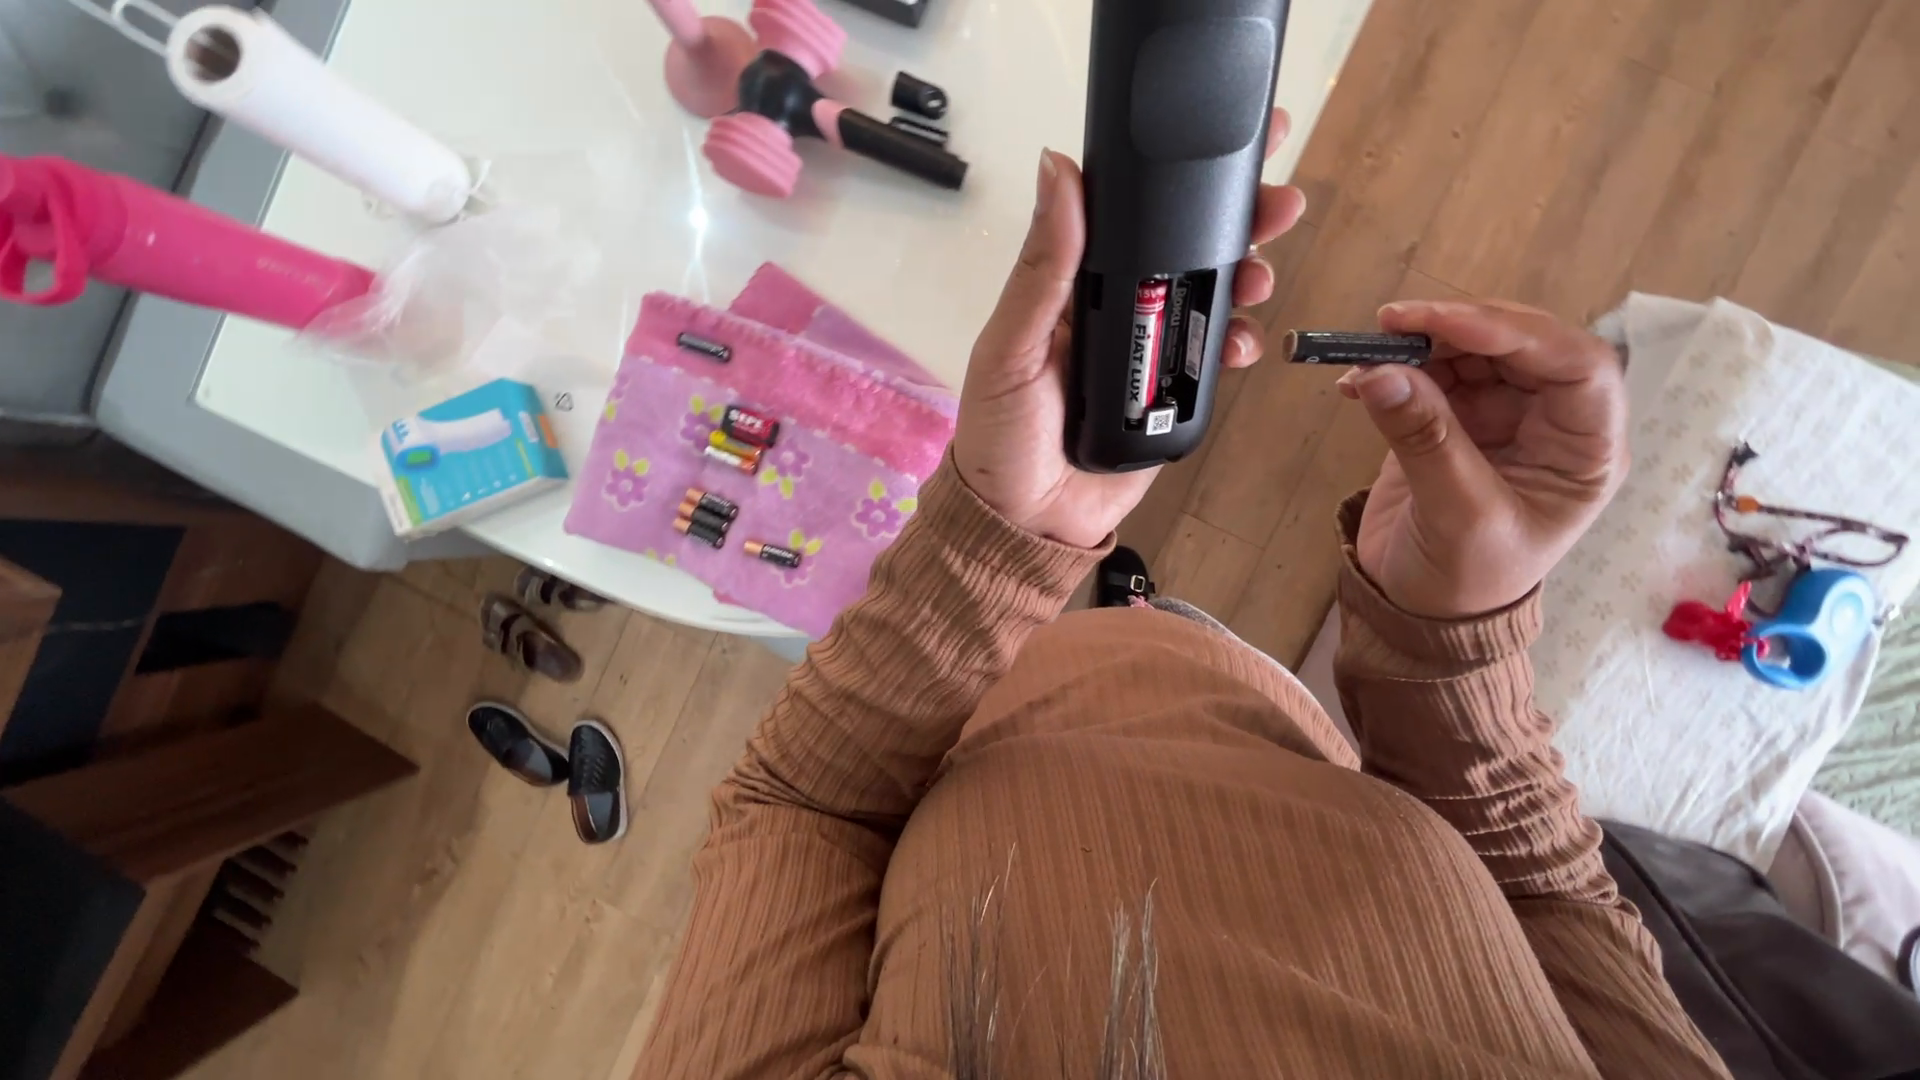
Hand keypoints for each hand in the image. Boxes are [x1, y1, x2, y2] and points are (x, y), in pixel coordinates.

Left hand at [952, 111, 1307, 547]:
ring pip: (1207, 302)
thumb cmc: (1003, 433)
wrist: (1027, 520)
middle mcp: (1115, 313)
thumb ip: (1041, 268)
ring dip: (1243, 280)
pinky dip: (1234, 347)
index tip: (1226, 142)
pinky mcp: (1170, 400)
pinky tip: (1242, 345)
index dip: (1174, 182)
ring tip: (1259, 280)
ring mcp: (1146, 356)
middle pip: (1183, 253)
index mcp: (1073, 291)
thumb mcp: (1011, 347)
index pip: (1129, 220)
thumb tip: (1057, 167)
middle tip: (1278, 205)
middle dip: (1234, 224)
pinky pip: (1211, 363)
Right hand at [1340, 300, 1628, 618]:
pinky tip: (1354, 382)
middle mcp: (1546, 422)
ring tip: (1362, 359)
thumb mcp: (1456, 515)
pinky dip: (1389, 372)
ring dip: (1416, 347)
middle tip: (1391, 324)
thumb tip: (1379, 371)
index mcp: (1582, 447)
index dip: (1515, 334)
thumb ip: (1426, 440)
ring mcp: (1494, 420)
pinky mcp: (1446, 424)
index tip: (1442, 323)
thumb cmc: (1462, 579)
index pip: (1575, 365)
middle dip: (1457, 329)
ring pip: (1467, 354)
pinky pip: (1424, 378)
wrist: (1417, 611)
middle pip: (1518, 347)